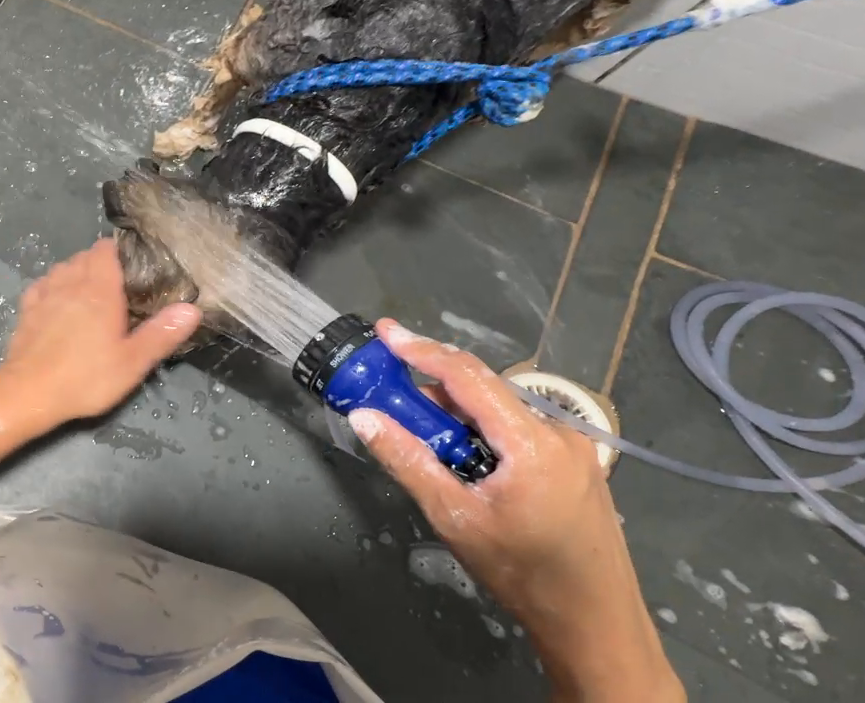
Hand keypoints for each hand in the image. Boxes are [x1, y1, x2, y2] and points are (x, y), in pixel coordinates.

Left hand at [0, 238, 199, 427]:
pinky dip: (53, 285)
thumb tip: (192, 309)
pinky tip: (58, 299)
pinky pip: (42, 284)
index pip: (105, 251)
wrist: (29, 391)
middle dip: (100, 262)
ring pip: (62, 268)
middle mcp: (69, 284)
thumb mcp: (132, 362)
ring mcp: (44, 294)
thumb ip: (161, 333)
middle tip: (118, 282)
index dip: (118, 251)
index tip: (132, 263)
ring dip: (76, 271)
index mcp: (98, 290)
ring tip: (90, 290)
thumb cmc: (86, 377)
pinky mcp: (26, 309)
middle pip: (84, 256)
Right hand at [350, 320, 680, 701]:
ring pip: (499, 408)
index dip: (422, 350)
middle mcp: (561, 434)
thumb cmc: (523, 573)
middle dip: (432, 384)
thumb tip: (362, 416)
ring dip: (456, 412)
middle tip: (388, 389)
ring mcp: (575, 448)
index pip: (469, 378)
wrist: (597, 627)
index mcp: (534, 443)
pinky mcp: (578, 463)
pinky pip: (517, 426)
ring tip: (425, 439)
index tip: (384, 331)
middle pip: (484, 388)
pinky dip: (480, 428)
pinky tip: (462, 455)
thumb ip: (407, 460)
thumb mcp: (454, 517)